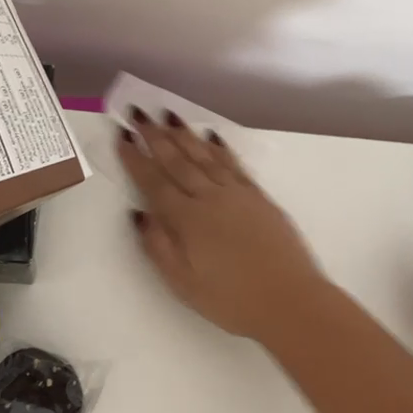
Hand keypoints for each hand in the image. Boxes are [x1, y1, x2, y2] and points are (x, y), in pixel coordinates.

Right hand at [118, 110, 328, 342]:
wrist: (290, 301)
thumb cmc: (231, 300)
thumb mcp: (183, 283)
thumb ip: (157, 246)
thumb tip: (139, 213)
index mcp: (186, 219)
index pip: (153, 181)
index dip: (135, 158)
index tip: (122, 135)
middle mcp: (209, 198)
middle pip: (177, 160)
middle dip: (155, 135)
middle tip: (138, 112)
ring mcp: (236, 194)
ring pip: (204, 156)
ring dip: (184, 134)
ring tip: (168, 115)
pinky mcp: (258, 197)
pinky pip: (233, 164)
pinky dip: (219, 148)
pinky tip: (211, 137)